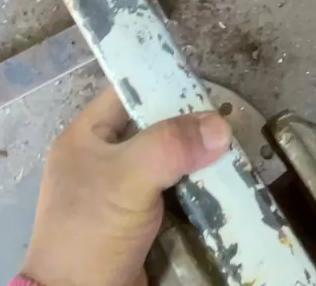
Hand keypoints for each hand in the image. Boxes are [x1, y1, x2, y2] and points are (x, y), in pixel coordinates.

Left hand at [19, 89, 233, 285]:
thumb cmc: (91, 230)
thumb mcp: (128, 177)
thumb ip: (172, 145)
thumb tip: (221, 125)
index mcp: (84, 137)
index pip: (126, 93)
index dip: (161, 85)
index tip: (201, 86)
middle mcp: (100, 161)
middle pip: (151, 129)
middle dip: (187, 128)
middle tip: (224, 125)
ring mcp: (118, 196)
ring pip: (165, 165)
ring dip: (195, 164)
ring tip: (231, 154)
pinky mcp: (136, 227)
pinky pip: (170, 198)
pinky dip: (194, 194)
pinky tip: (221, 189)